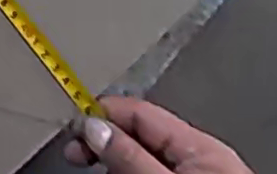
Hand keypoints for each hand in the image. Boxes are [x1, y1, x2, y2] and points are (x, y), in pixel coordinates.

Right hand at [65, 98, 252, 173]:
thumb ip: (129, 156)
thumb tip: (93, 125)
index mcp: (199, 147)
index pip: (136, 110)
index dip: (100, 114)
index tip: (72, 132)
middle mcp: (203, 160)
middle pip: (140, 136)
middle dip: (106, 145)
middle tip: (77, 158)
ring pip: (147, 161)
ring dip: (119, 167)